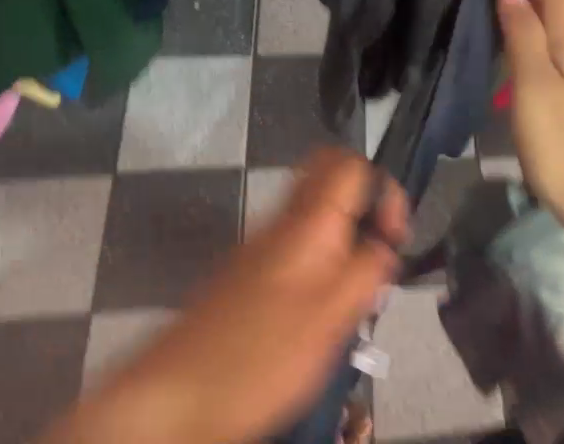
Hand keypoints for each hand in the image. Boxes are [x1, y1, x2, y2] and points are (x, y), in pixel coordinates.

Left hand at [46, 148, 407, 443]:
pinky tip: (316, 322)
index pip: (349, 164)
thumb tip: (385, 243)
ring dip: (340, 244)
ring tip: (351, 302)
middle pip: (325, 182)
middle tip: (375, 254)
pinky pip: (291, 253)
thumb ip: (366, 273)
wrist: (168, 399)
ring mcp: (255, 251)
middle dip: (360, 208)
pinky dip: (314, 270)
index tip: (394, 235)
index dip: (383, 186)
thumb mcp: (330, 320)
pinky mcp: (240, 281)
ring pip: (310, 221)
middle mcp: (279, 225)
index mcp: (306, 225)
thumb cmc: (257, 359)